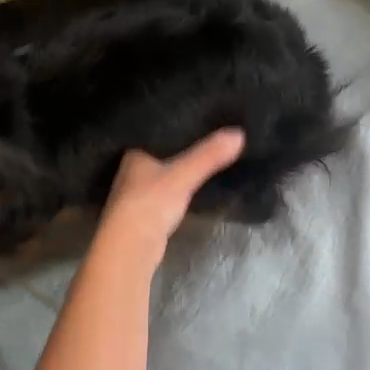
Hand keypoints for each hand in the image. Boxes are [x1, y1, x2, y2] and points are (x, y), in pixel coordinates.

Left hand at [97, 129, 246, 259]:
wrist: (130, 247)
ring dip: (180, 172)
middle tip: (210, 139)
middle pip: (161, 157)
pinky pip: (167, 196)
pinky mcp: (145, 216)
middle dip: (181, 151)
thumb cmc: (150, 203)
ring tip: (208, 159)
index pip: (157, 135)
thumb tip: (239, 133)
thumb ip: (208, 156)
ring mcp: (137, 196)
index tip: (200, 122)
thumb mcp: (183, 175)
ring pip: (164, 177)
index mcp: (134, 155)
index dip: (177, 130)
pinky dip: (179, 192)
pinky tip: (194, 189)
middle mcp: (131, 173)